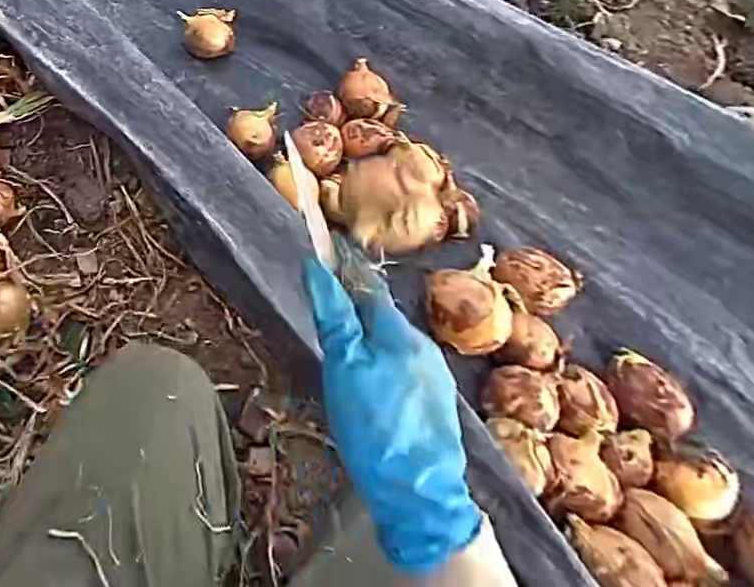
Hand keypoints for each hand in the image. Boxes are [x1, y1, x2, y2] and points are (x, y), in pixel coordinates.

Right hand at [305, 260, 481, 573]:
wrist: (421, 498)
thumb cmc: (374, 427)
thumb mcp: (343, 367)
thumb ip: (333, 316)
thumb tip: (316, 267)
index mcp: (400, 331)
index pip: (367, 286)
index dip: (344, 270)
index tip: (325, 255)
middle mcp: (423, 345)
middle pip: (381, 315)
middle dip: (355, 310)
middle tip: (325, 316)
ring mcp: (434, 375)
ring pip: (393, 343)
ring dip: (370, 339)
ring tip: (345, 356)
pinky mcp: (437, 402)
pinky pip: (404, 367)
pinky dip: (384, 364)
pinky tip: (372, 387)